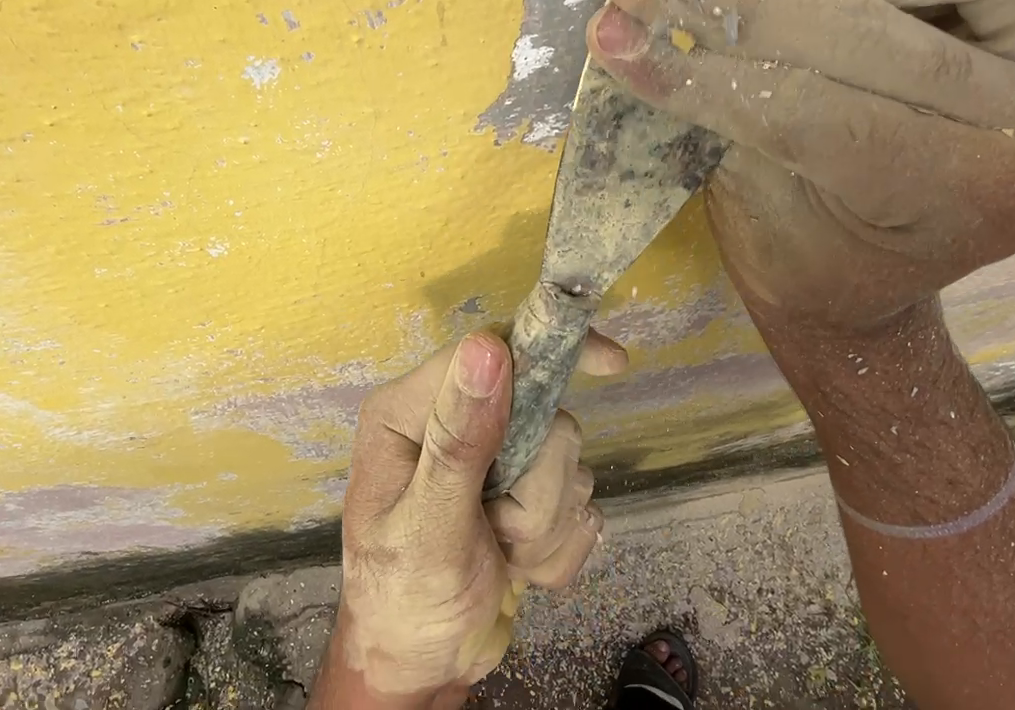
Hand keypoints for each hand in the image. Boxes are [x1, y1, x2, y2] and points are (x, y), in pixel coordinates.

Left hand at [314, 330, 625, 707]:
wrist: (425, 666)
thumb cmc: (404, 601)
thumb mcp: (427, 527)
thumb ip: (458, 441)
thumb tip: (488, 348)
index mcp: (411, 412)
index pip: (489, 350)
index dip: (546, 354)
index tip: (611, 362)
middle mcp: (456, 422)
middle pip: (544, 414)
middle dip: (535, 488)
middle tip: (497, 531)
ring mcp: (497, 458)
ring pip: (568, 461)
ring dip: (544, 525)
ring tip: (501, 555)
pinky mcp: (527, 494)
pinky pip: (579, 504)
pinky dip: (556, 547)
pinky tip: (520, 569)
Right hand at [586, 0, 1014, 331]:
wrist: (864, 278)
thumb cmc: (800, 253)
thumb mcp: (753, 200)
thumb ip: (728, 109)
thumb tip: (647, 18)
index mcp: (959, 205)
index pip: (814, 115)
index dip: (705, 73)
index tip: (616, 39)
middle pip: (879, 36)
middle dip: (744, 6)